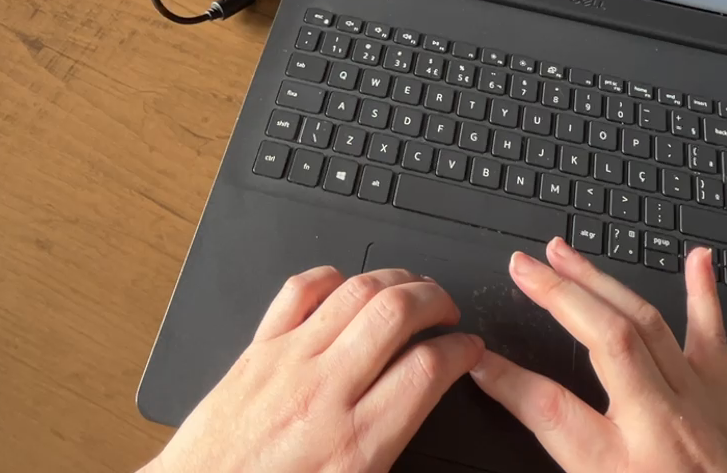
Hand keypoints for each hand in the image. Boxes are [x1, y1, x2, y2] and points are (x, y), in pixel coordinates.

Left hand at [142, 266, 484, 472]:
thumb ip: (393, 449)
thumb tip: (425, 408)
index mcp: (355, 446)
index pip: (428, 372)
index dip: (462, 351)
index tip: (469, 348)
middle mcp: (324, 393)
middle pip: (396, 314)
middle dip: (435, 299)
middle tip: (446, 309)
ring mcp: (288, 361)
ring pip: (355, 291)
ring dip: (394, 279)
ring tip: (410, 287)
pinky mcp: (257, 348)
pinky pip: (299, 289)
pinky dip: (331, 277)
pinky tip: (346, 286)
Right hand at [470, 238, 726, 472]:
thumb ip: (574, 467)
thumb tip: (531, 429)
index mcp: (626, 470)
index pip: (550, 410)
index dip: (506, 378)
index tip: (476, 357)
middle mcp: (663, 427)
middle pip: (605, 339)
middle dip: (557, 293)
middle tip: (522, 264)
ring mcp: (699, 406)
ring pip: (646, 322)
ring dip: (600, 280)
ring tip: (565, 252)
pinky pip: (713, 339)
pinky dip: (703, 295)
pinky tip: (698, 259)